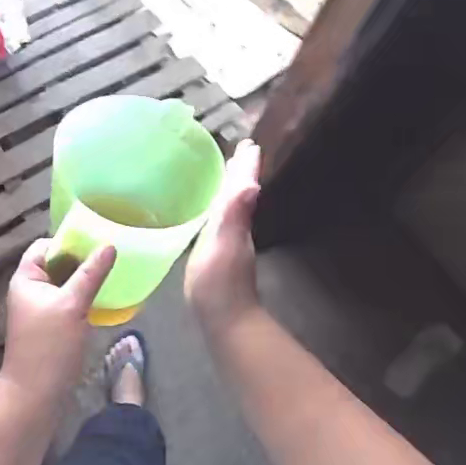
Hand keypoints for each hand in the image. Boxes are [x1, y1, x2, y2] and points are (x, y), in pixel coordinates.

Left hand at [1, 239, 115, 401]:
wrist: (36, 395)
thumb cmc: (48, 346)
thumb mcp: (72, 305)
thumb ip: (91, 273)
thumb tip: (110, 245)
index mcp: (27, 279)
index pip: (44, 246)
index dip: (67, 241)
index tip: (96, 241)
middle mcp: (33, 290)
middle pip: (58, 263)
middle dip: (83, 258)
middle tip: (111, 253)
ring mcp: (44, 308)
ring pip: (68, 282)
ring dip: (87, 277)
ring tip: (114, 271)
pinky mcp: (56, 324)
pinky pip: (73, 300)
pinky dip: (88, 295)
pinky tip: (108, 295)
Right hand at [185, 139, 262, 334]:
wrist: (226, 321)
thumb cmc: (219, 283)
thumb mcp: (224, 245)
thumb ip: (235, 214)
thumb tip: (252, 183)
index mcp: (236, 220)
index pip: (242, 186)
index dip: (245, 166)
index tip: (249, 143)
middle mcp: (238, 228)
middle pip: (241, 193)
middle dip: (241, 172)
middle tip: (241, 150)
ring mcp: (231, 243)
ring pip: (234, 207)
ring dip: (233, 188)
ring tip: (229, 173)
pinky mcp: (221, 256)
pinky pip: (223, 222)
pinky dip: (221, 209)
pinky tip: (212, 214)